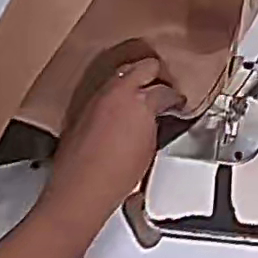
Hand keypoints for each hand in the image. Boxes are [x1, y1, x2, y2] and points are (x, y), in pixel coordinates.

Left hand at [37, 59, 183, 232]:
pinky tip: (121, 108)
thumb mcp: (149, 148)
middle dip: (157, 75)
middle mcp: (119, 92)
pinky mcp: (84, 106)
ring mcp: (99, 97)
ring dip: (135, 79)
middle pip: (145, 66)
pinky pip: (106, 89)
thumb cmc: (115, 176)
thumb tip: (154, 117)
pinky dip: (117, 93)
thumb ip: (154, 122)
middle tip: (163, 87)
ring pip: (123, 73)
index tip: (177, 103)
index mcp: (141, 101)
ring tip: (143, 94)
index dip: (175, 98)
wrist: (79, 191)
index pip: (166, 91)